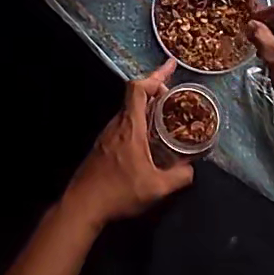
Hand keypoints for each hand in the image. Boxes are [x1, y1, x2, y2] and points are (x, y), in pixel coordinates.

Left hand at [61, 60, 194, 228]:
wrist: (82, 205)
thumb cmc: (118, 192)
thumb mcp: (156, 188)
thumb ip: (179, 177)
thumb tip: (191, 169)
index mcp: (130, 127)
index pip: (138, 89)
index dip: (155, 76)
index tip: (171, 69)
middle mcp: (117, 125)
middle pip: (135, 96)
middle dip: (156, 89)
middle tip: (176, 92)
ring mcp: (107, 135)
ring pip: (129, 111)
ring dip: (148, 107)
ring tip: (167, 112)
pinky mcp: (103, 146)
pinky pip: (124, 125)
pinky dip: (140, 121)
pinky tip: (150, 137)